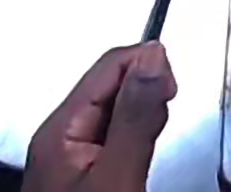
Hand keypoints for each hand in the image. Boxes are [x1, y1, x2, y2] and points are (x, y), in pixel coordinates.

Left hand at [25, 42, 177, 191]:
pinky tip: (140, 162)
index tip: (170, 88)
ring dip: (142, 120)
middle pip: (114, 85)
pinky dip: (136, 140)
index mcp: (59, 129)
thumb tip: (154, 54)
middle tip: (157, 128)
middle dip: (145, 96)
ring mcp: (69, 159)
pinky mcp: (84, 176)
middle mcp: (60, 137)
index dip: (147, 65)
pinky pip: (117, 137)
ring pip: (118, 112)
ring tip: (148, 151)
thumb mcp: (116, 177)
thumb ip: (135, 116)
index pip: (111, 63)